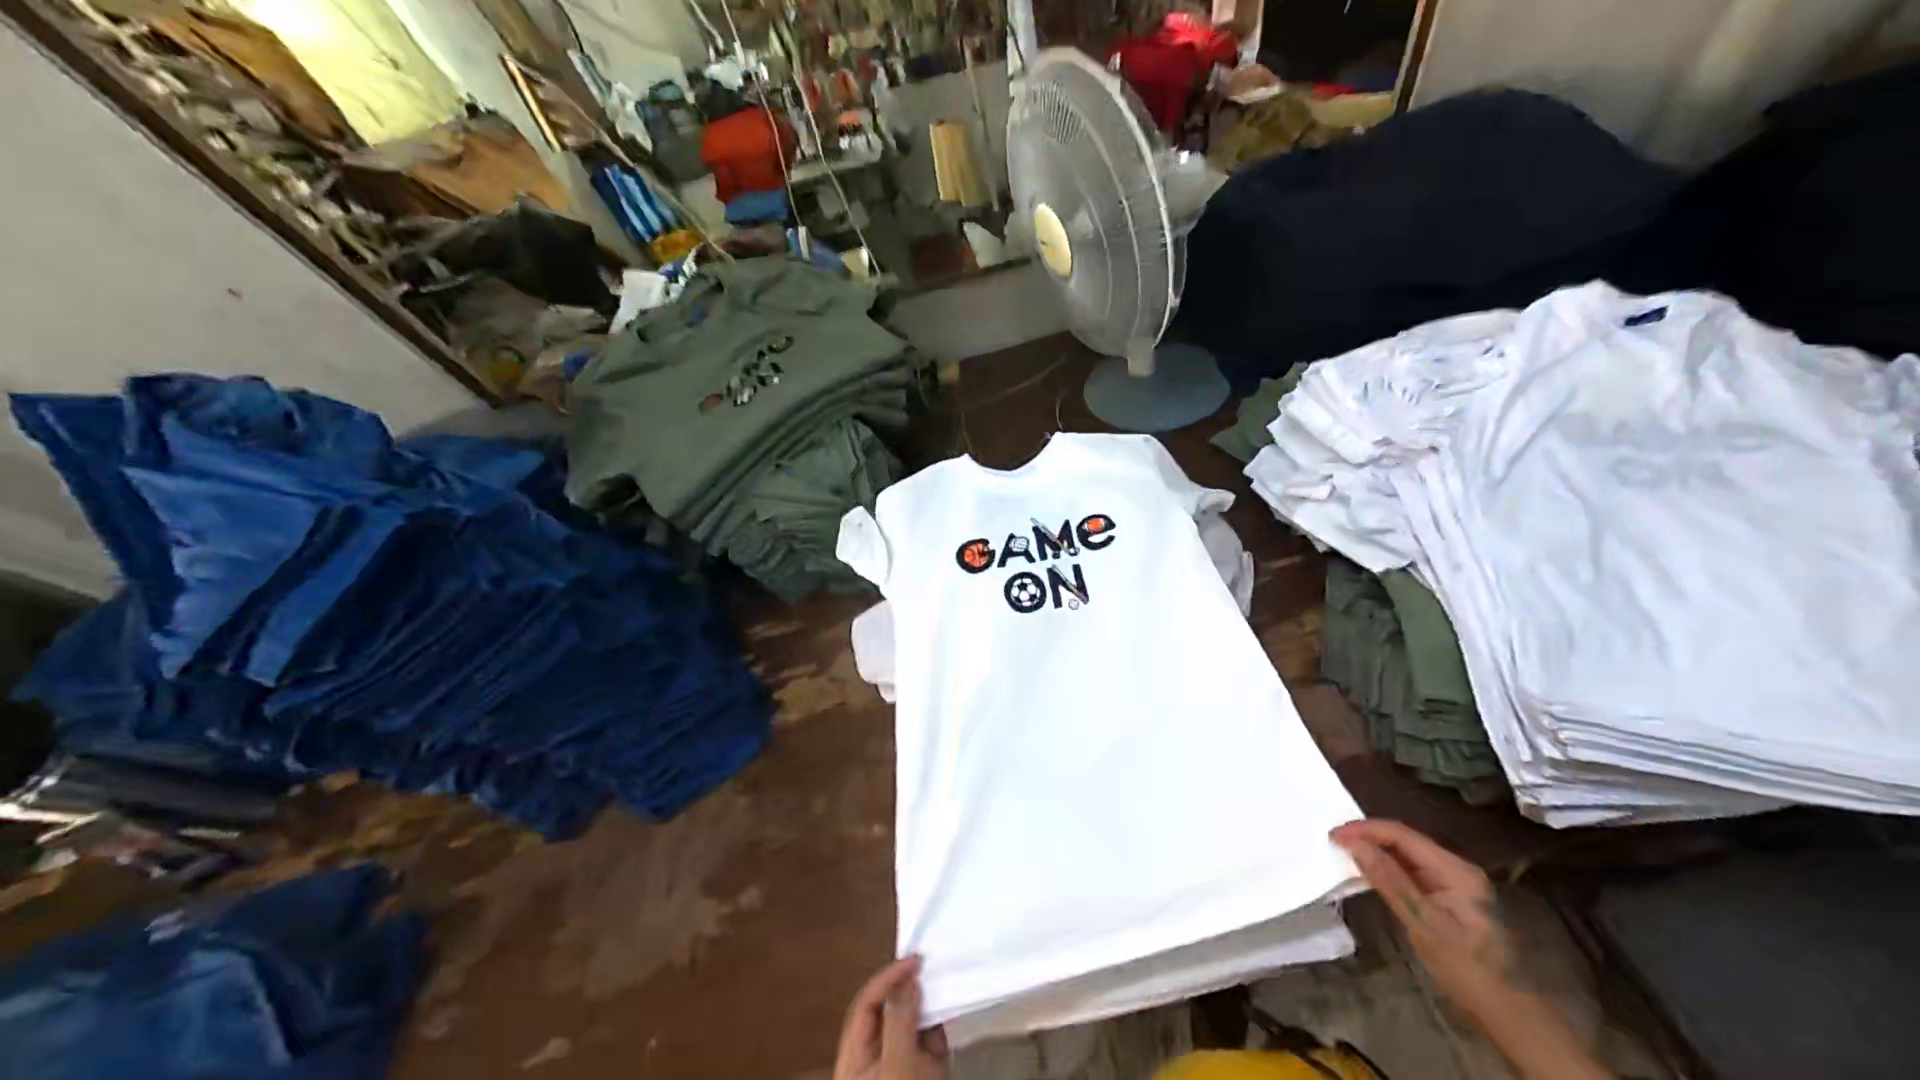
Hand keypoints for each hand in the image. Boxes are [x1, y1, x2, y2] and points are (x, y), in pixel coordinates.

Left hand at [833, 956, 948, 1079]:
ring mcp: (896, 1067)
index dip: (889, 976)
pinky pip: (928, 1044)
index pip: (867, 1001)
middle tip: (927, 972)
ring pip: (912, 1025)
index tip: (913, 960)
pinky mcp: (919, 1076)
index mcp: (855, 1054)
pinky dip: (938, 1032)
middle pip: (890, 1009)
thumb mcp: (897, 1063)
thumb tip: (907, 982)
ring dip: (928, 1010)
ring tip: (940, 1001)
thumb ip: (899, 1020)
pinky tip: (945, 1030)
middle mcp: (873, 1058)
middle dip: (911, 990)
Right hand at [1331, 820, 1612, 1079]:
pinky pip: (1410, 870)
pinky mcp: (1447, 895)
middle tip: (1334, 842)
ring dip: (1375, 850)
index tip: (1333, 835)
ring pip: (1405, 854)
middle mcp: (1456, 868)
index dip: (1365, 830)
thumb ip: (1390, 881)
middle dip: (1368, 836)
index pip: (1402, 835)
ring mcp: (1453, 882)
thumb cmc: (1466, 968)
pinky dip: (1386, 867)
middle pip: (1404, 840)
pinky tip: (1368, 873)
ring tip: (1344, 853)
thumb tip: (1355, 844)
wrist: (1505, 1010)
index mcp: (1455, 870)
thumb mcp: (1423, 925)